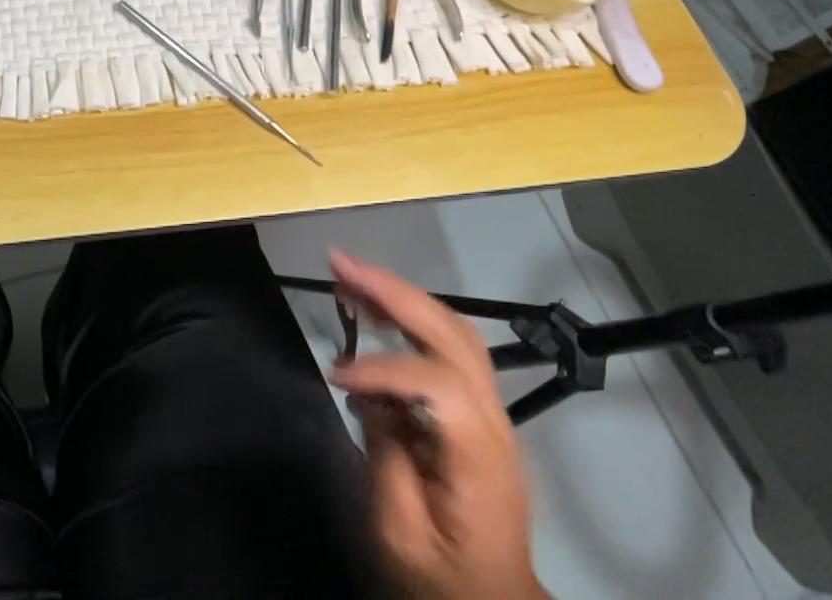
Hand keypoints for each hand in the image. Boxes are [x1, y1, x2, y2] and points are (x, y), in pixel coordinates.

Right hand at [327, 252, 546, 599]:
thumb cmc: (443, 577)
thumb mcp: (401, 535)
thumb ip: (385, 457)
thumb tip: (368, 396)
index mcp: (479, 455)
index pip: (439, 382)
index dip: (384, 368)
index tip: (336, 378)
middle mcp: (494, 421)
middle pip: (452, 335)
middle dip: (394, 292)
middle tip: (338, 263)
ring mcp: (491, 413)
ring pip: (454, 332)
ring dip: (401, 296)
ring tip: (350, 275)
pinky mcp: (476, 414)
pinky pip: (447, 350)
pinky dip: (408, 319)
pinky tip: (374, 311)